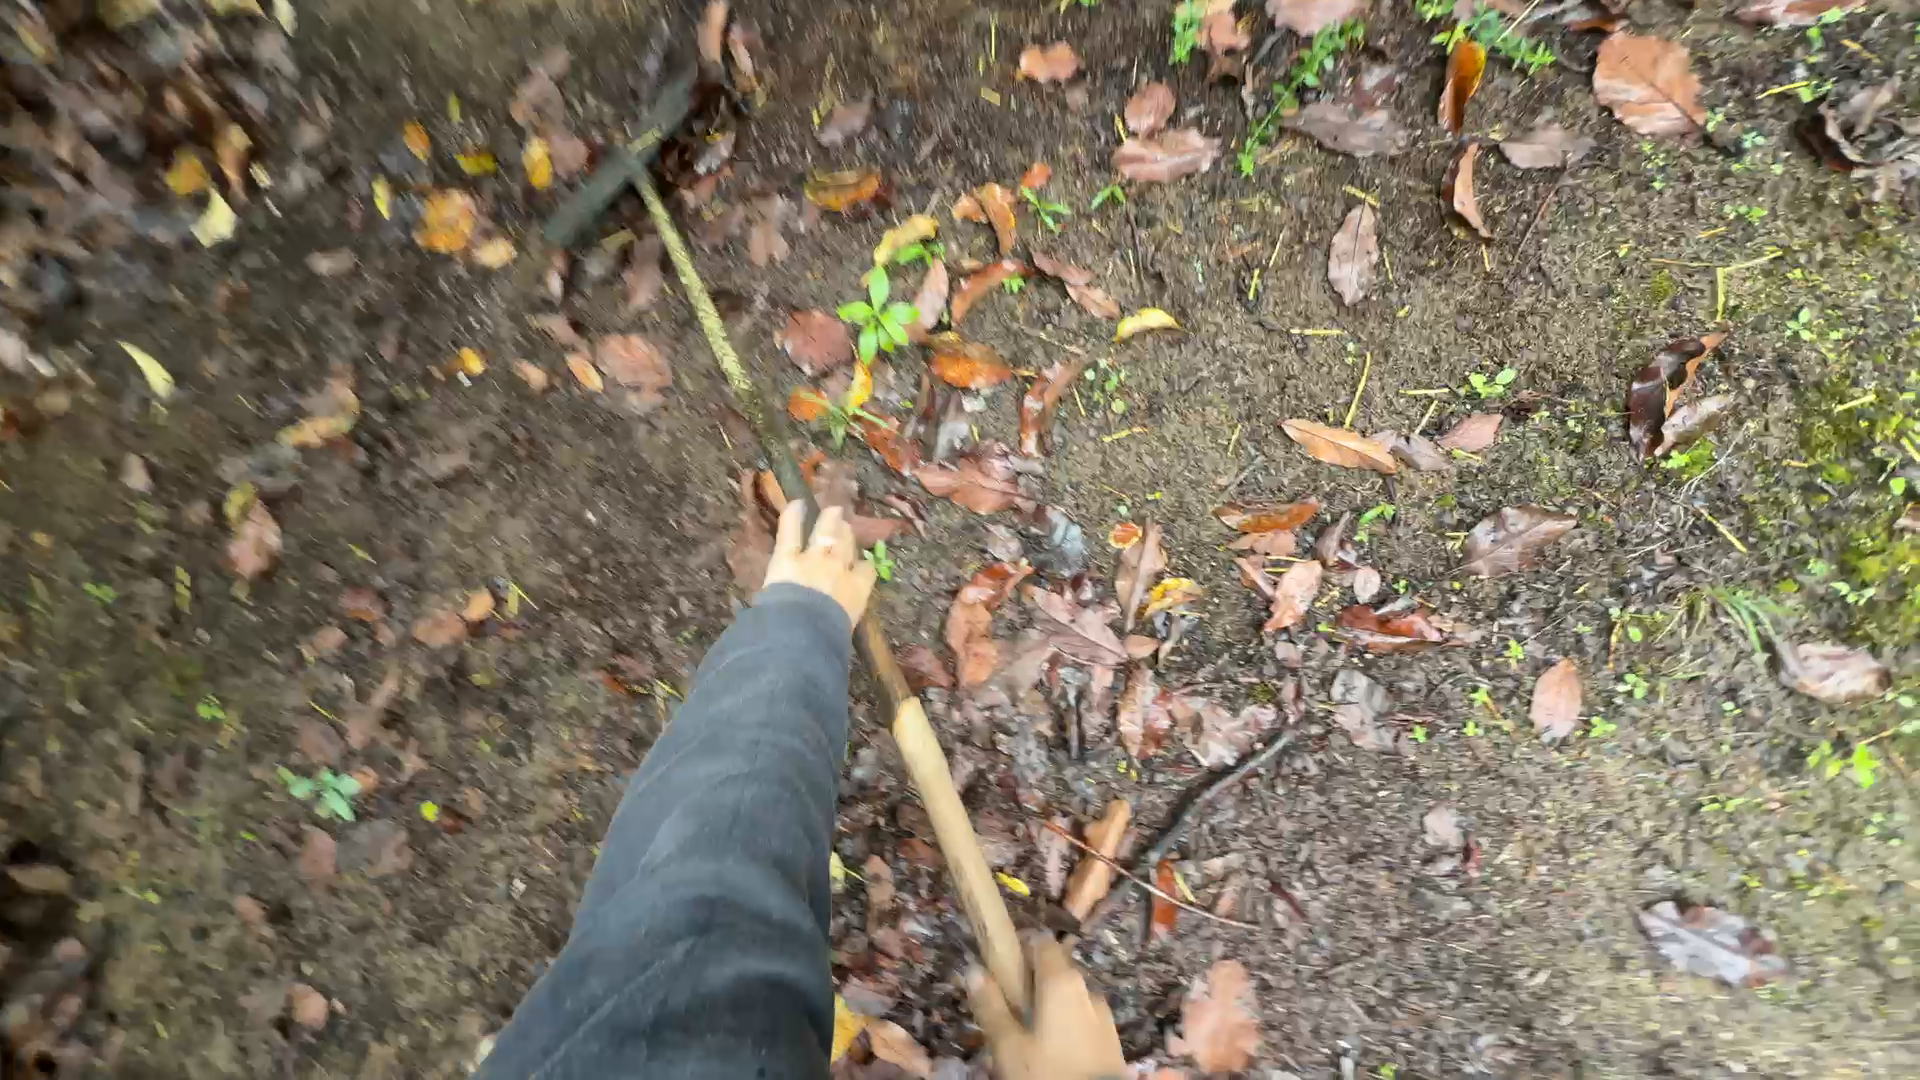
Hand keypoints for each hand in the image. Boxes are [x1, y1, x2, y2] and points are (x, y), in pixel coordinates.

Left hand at [759, 501, 876, 631]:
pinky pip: (791, 531)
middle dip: (847, 535)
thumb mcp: (844, 631)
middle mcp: (840, 568)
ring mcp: (814, 558)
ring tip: (832, 511)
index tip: (862, 563)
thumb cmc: (827, 639)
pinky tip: (796, 503)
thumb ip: (842, 621)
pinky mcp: (788, 557)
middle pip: (847, 545)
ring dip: (830, 520)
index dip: (864, 565)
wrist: (804, 632)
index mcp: (857, 590)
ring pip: (826, 532)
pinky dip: (793, 516)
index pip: (867, 571)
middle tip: (846, 526)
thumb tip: (836, 633)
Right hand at [965, 936, 1125, 1079]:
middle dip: (1032, 982)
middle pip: (1055, 968)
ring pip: (1070, 997)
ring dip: (1051, 1006)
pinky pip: (1084, 1019)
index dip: (1020, 947)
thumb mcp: (1009, 1048)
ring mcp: (1103, 1014)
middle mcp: (1086, 988)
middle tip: (1010, 1010)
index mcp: (1061, 980)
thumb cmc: (1048, 1075)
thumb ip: (991, 1006)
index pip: (1040, 940)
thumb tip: (974, 969)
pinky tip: (1054, 1053)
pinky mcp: (1112, 1040)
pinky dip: (1068, 1025)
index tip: (1002, 968)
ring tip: (1030, 1038)